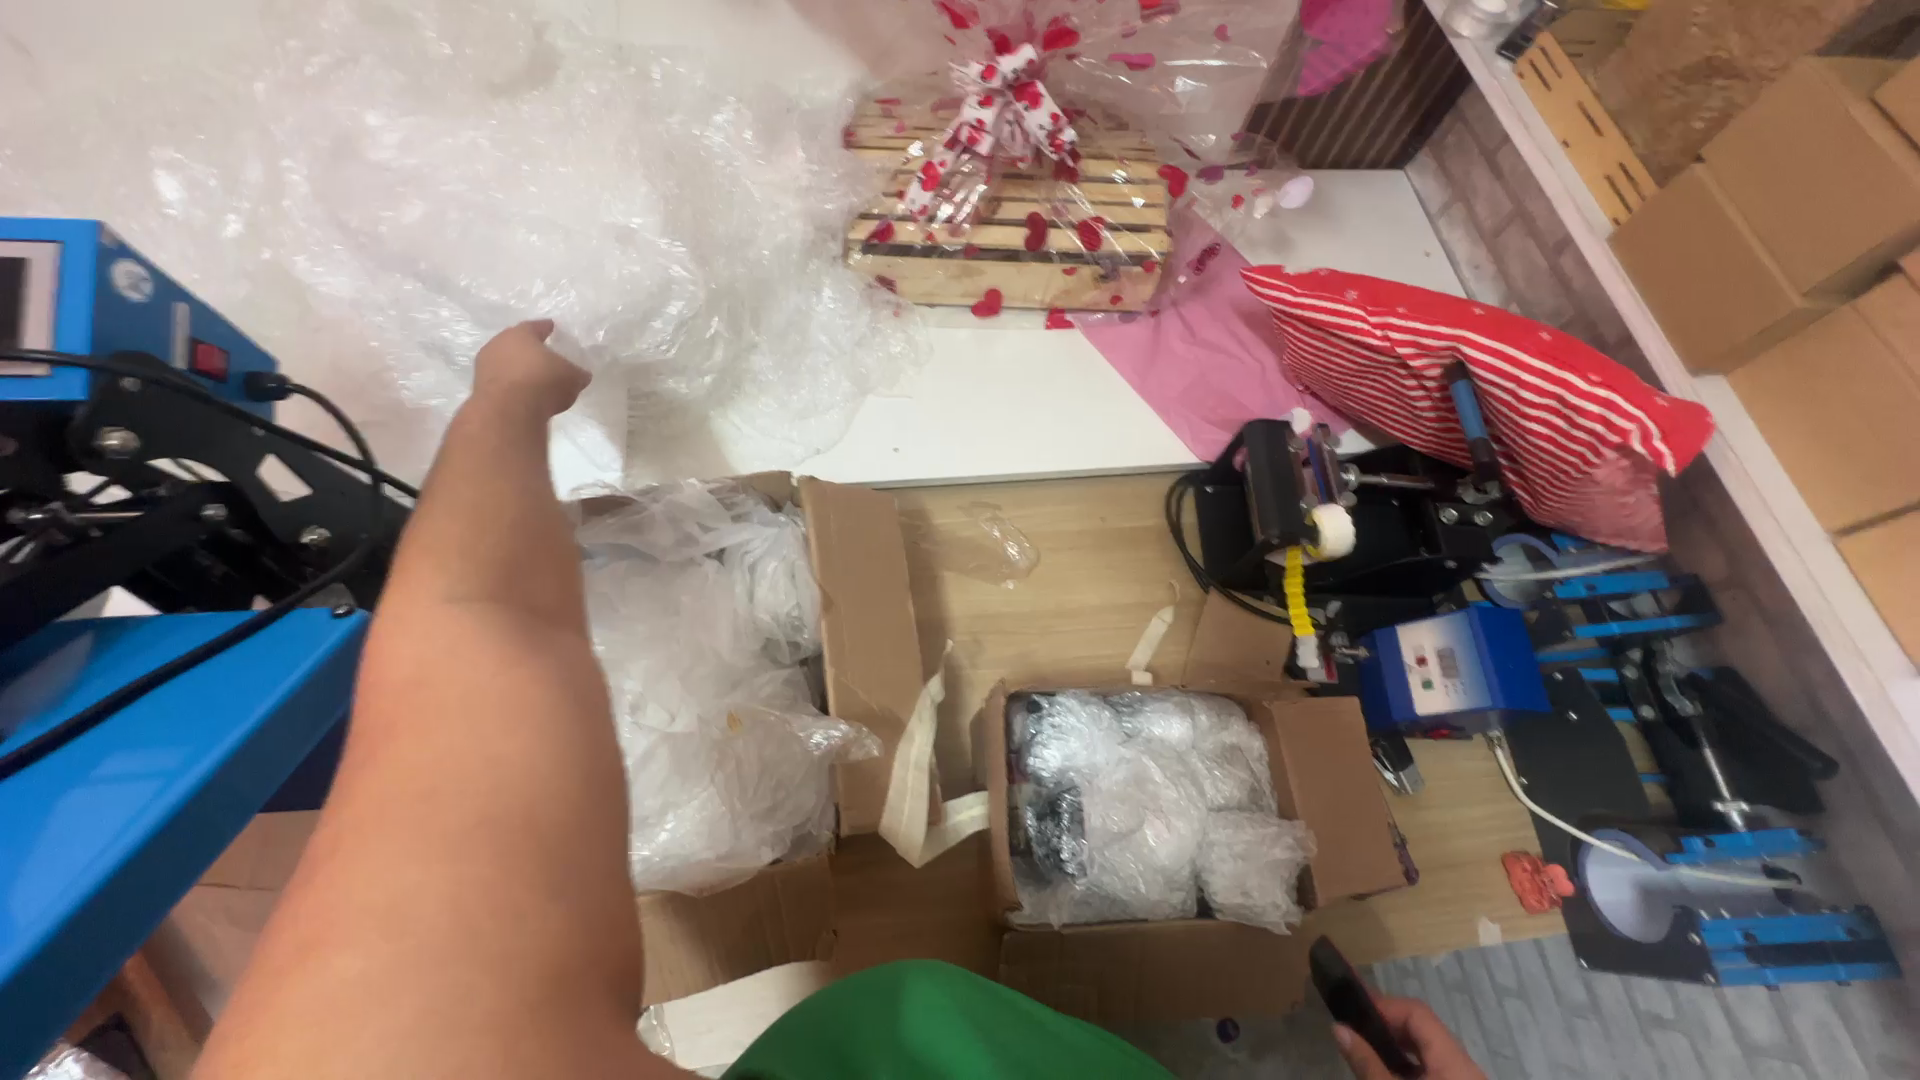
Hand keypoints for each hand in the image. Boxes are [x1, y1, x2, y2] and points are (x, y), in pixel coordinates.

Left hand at [472, 319, 590, 417]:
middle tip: (542, 355)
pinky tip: (523, 393)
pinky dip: (511, 385)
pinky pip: (501, 380)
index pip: (536, 327)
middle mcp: (499, 343)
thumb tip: (581, 375)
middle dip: (528, 349)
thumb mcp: (573, 377)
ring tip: (532, 378)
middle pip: (516, 343)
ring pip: (505, 361)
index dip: (546, 328)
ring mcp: (485, 365)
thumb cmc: (544, 382)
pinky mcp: (480, 386)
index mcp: (521, 334)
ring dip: (517, 368)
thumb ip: (577, 373)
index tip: (552, 327)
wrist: (509, 410)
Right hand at [1335, 996, 1485, 1079]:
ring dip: (1396, 1045)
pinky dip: (1409, 1064)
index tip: (1354, 1013)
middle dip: (1387, 1025)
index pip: (1417, 1012)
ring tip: (1367, 1049)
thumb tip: (1338, 1028)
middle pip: (1423, 1028)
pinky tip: (1389, 1072)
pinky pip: (1434, 1068)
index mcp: (1453, 1059)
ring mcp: (1464, 1079)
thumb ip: (1367, 1062)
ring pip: (1428, 1049)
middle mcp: (1465, 1065)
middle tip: (1355, 1027)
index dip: (1384, 1006)